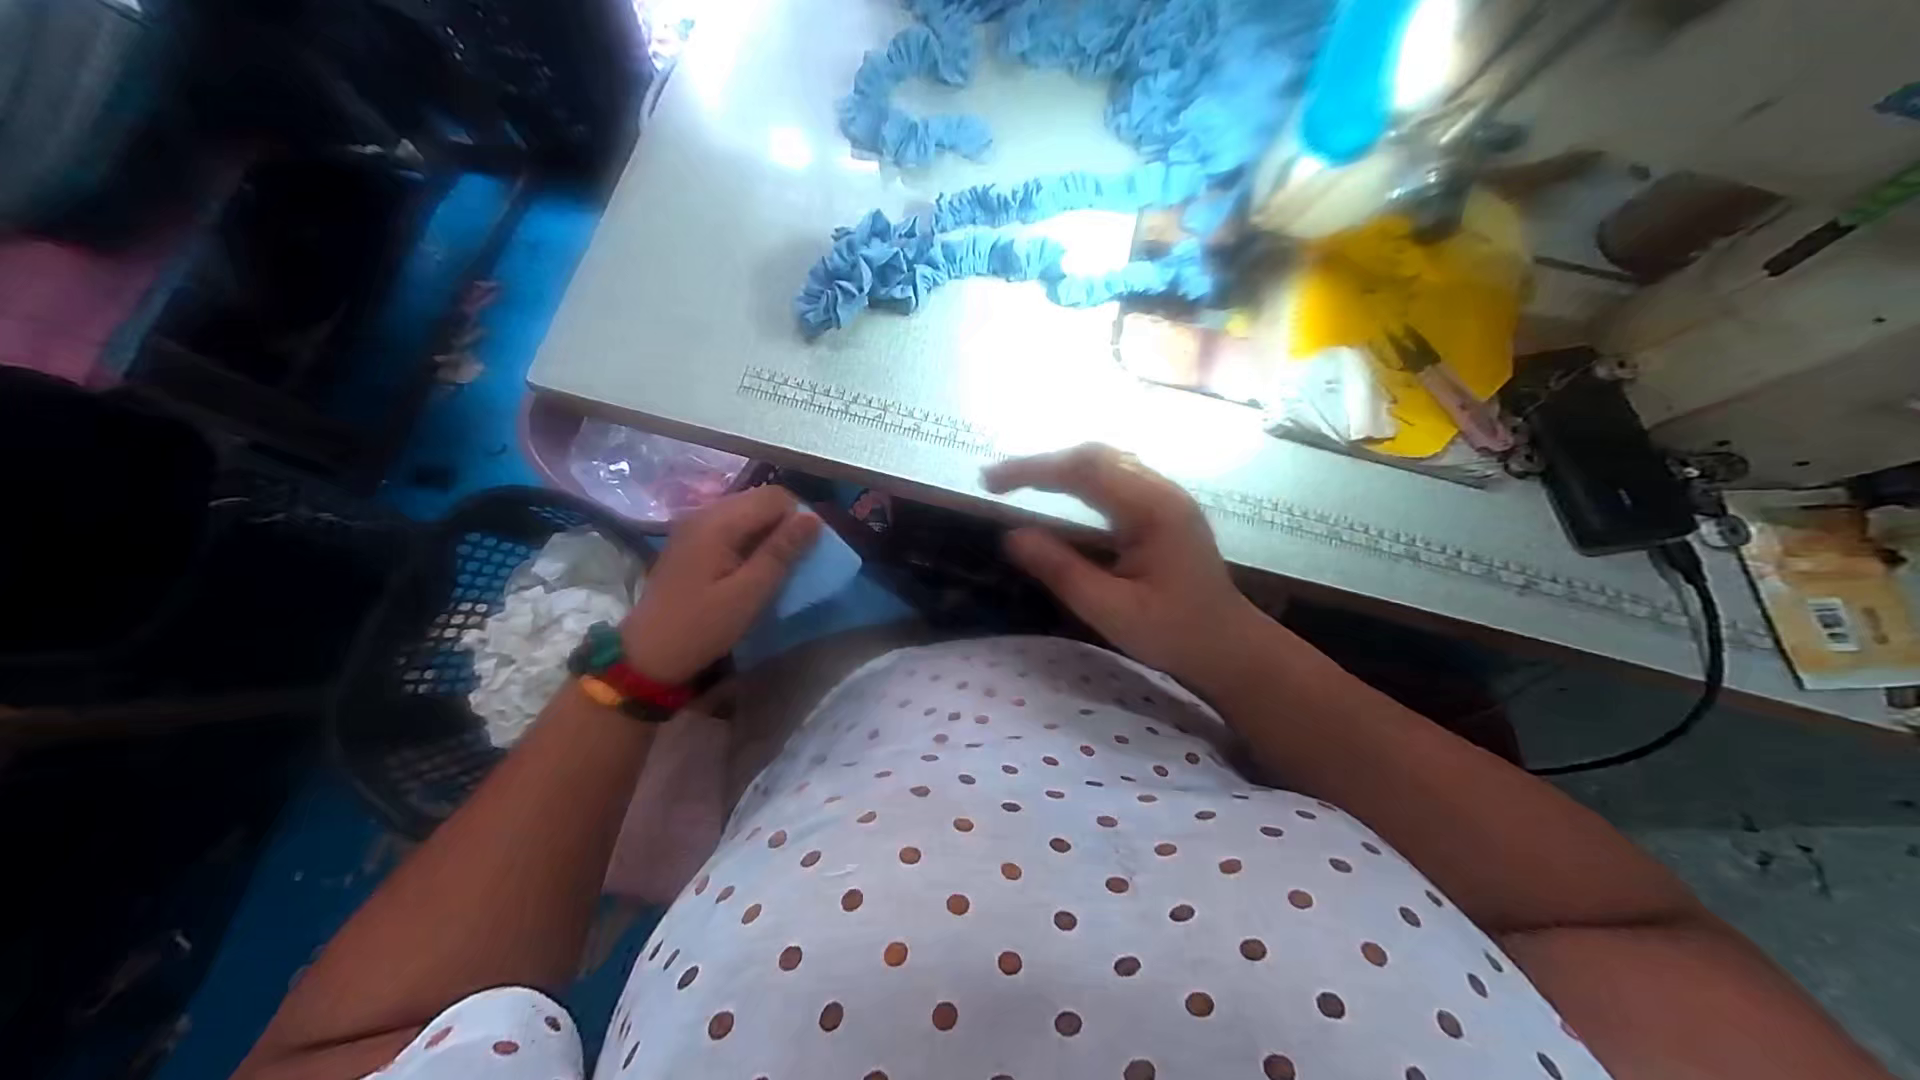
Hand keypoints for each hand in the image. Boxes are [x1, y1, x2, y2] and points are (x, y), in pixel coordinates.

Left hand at [620, 486, 821, 683]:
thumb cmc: (702, 626)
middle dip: (785, 524)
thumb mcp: (749, 593)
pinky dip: (750, 540)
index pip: (775, 496)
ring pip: (748, 512)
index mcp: (718, 522)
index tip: (807, 551)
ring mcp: (695, 525)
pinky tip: (752, 567)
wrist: (648, 654)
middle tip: (796, 560)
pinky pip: (732, 526)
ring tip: (776, 566)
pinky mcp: (692, 541)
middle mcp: (705, 513)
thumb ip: (781, 552)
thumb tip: (813, 518)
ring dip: (769, 533)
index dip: (799, 518)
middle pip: (760, 499)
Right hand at [983, 443, 1268, 684]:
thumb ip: (1061, 570)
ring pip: (1106, 463)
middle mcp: (1162, 492)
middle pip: (1094, 457)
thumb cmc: (1174, 633)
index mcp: (1153, 510)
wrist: (1231, 647)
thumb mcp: (1110, 610)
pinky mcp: (1164, 511)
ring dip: (1060, 468)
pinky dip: (1079, 480)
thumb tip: (1011, 537)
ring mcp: (1166, 498)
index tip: (990, 482)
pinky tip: (1060, 495)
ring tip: (1019, 484)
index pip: (1082, 470)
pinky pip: (1116, 479)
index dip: (1031, 470)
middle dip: (1042, 464)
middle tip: (997, 482)